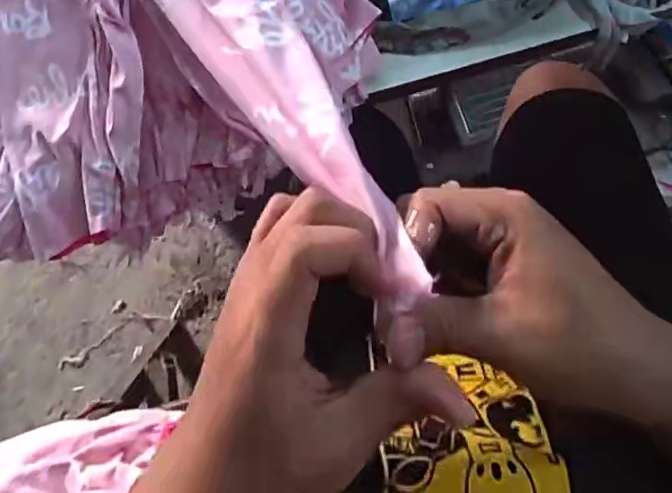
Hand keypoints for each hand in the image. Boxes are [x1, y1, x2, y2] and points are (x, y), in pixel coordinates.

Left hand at [137, 190, 474, 492]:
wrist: (205, 478)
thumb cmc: (266, 464)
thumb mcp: (337, 444)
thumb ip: (397, 402)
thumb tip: (466, 404)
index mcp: (268, 318)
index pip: (307, 244)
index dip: (359, 253)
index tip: (388, 294)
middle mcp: (251, 282)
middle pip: (305, 209)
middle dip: (356, 229)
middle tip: (382, 277)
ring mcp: (244, 275)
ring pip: (291, 207)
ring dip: (337, 222)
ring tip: (363, 266)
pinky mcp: (246, 279)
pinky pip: (278, 222)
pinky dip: (315, 225)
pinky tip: (336, 267)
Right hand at [390, 185, 671, 420]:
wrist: (642, 376)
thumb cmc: (579, 346)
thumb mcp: (504, 334)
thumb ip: (438, 323)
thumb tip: (383, 335)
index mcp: (503, 210)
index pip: (429, 202)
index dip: (403, 242)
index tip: (388, 292)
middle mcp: (498, 214)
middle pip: (431, 221)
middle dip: (406, 263)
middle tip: (388, 310)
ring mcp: (502, 242)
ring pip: (441, 248)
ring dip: (420, 282)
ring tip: (399, 321)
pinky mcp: (503, 270)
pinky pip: (457, 270)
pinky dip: (438, 293)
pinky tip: (423, 322)